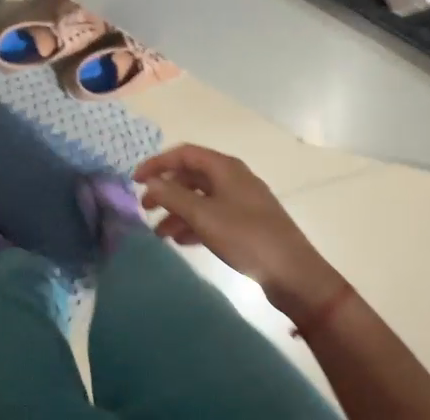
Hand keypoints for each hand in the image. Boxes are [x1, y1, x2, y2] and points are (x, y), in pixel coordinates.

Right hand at [135, 144, 345, 318]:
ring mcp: (242, 201)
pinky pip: (212, 216)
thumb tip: (150, 181)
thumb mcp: (203, 215)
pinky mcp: (247, 224)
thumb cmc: (246, 237)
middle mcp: (233, 178)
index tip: (135, 181)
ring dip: (178, 210)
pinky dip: (194, 224)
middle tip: (145, 207)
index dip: (157, 164)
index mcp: (225, 167)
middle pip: (191, 175)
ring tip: (159, 232)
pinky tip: (181, 241)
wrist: (294, 274)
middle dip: (166, 189)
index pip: (183, 153)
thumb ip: (172, 196)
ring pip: (201, 198)